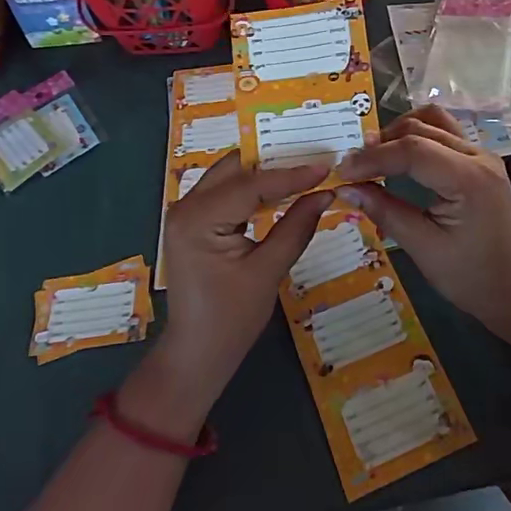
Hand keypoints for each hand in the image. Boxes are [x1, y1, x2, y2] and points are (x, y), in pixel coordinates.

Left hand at [154, 152, 333, 398]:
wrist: (198, 353)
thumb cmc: (231, 319)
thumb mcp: (268, 272)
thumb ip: (296, 228)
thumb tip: (325, 194)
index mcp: (197, 219)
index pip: (250, 185)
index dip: (290, 175)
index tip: (324, 168)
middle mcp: (185, 207)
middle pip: (234, 169)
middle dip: (274, 162)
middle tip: (313, 157)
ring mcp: (186, 213)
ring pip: (229, 176)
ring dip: (264, 172)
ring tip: (302, 170)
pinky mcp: (194, 222)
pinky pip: (226, 193)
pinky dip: (253, 188)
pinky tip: (280, 190)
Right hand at [337, 106, 510, 335]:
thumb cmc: (469, 276)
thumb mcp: (422, 247)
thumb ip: (385, 211)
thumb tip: (346, 189)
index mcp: (469, 179)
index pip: (412, 150)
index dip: (373, 158)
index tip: (342, 171)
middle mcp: (479, 157)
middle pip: (420, 129)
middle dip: (381, 144)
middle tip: (351, 167)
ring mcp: (482, 155)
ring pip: (433, 122)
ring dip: (398, 133)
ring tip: (373, 156)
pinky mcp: (479, 161)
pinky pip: (444, 133)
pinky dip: (416, 136)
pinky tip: (398, 155)